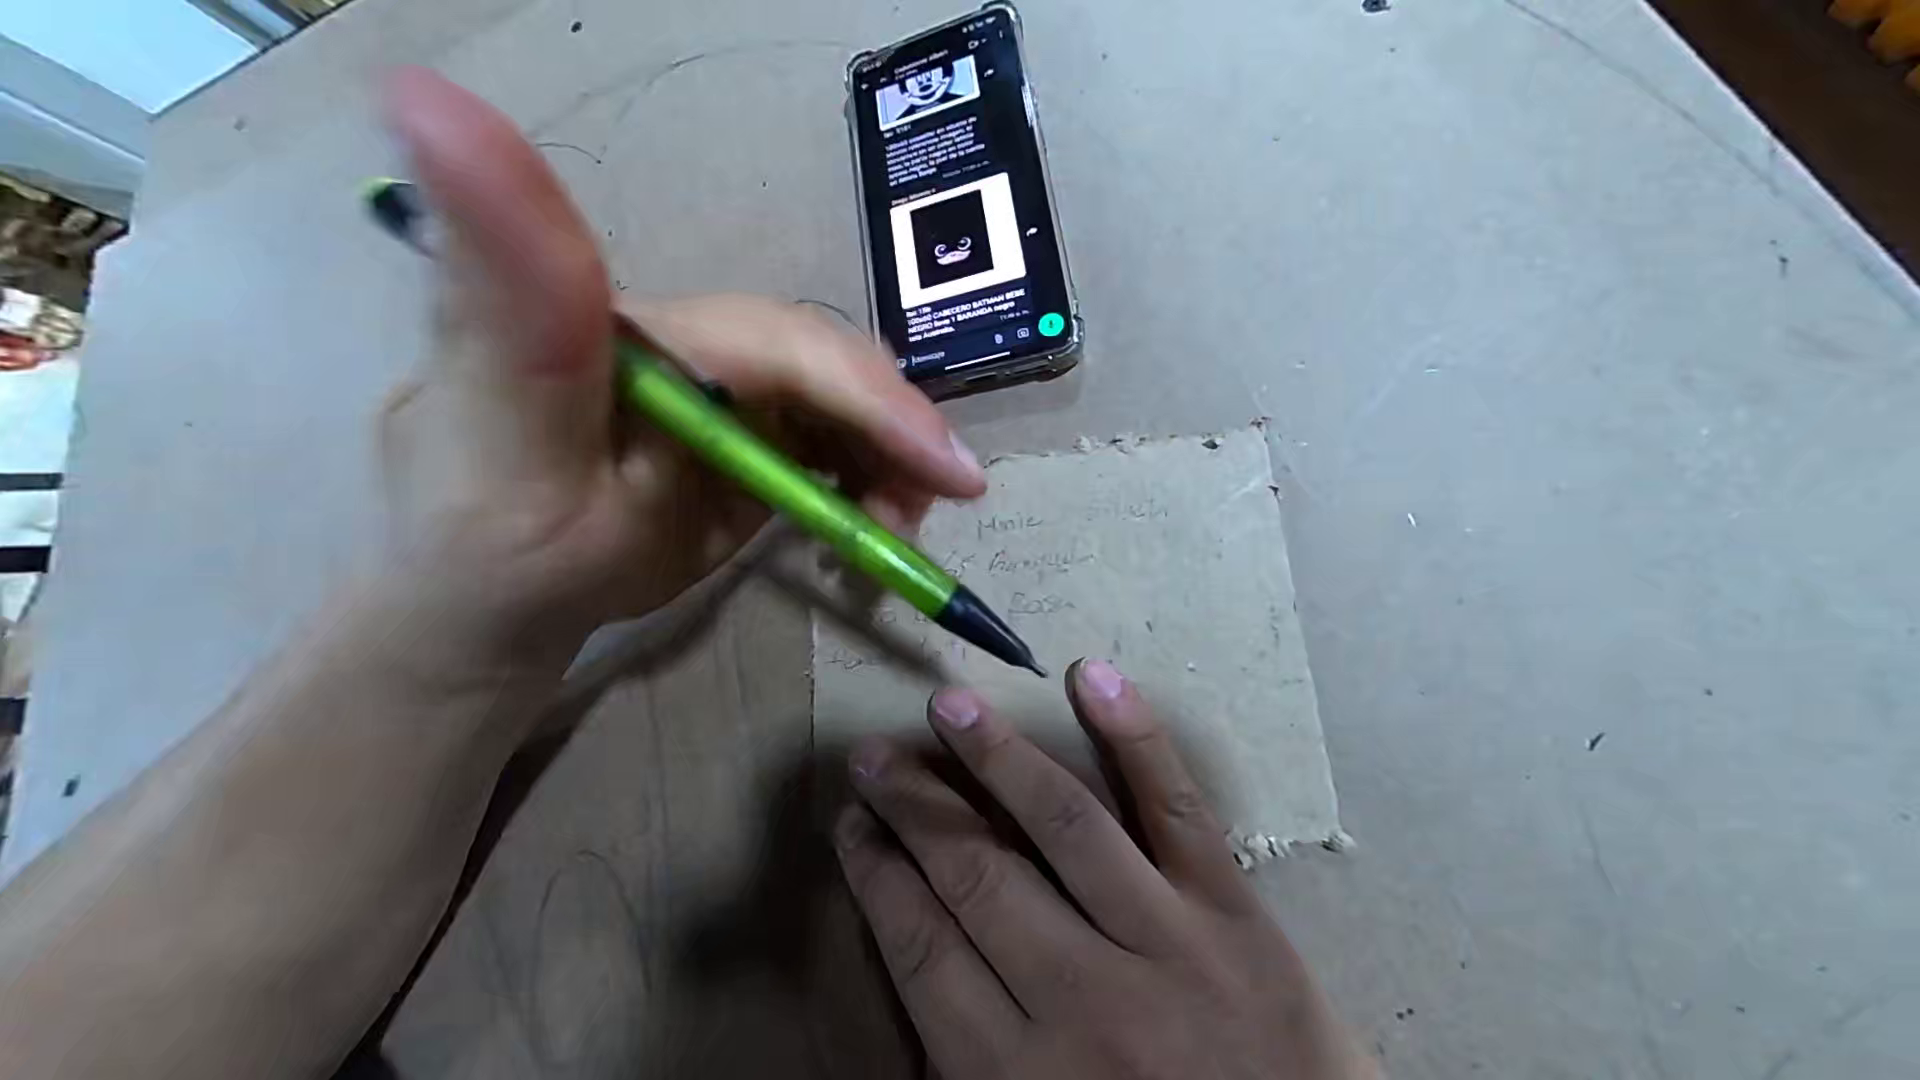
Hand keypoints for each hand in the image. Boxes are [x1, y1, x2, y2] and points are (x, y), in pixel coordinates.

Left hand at [375, 70, 984, 662]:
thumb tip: (432, 95)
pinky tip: (878, 518)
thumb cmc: (497, 550)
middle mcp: (697, 343)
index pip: (784, 346)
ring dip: (895, 462)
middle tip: (944, 502)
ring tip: (901, 529)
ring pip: (847, 407)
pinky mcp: (752, 435)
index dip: (877, 402)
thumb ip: (509, 299)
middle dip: (899, 437)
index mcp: (643, 330)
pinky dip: (873, 480)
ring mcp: (731, 392)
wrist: (502, 604)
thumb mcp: (502, 446)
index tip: (953, 470)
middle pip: (830, 369)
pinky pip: (837, 445)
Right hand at [834, 660, 1376, 1079]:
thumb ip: (967, 1064)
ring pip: (1062, 823)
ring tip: (949, 706)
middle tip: (871, 755)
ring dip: (996, 756)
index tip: (851, 823)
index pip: (922, 947)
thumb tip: (914, 965)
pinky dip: (1134, 737)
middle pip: (976, 874)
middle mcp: (1085, 1000)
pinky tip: (1092, 677)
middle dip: (913, 806)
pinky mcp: (1234, 911)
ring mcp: (1168, 943)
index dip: (877, 874)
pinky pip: (1176, 807)